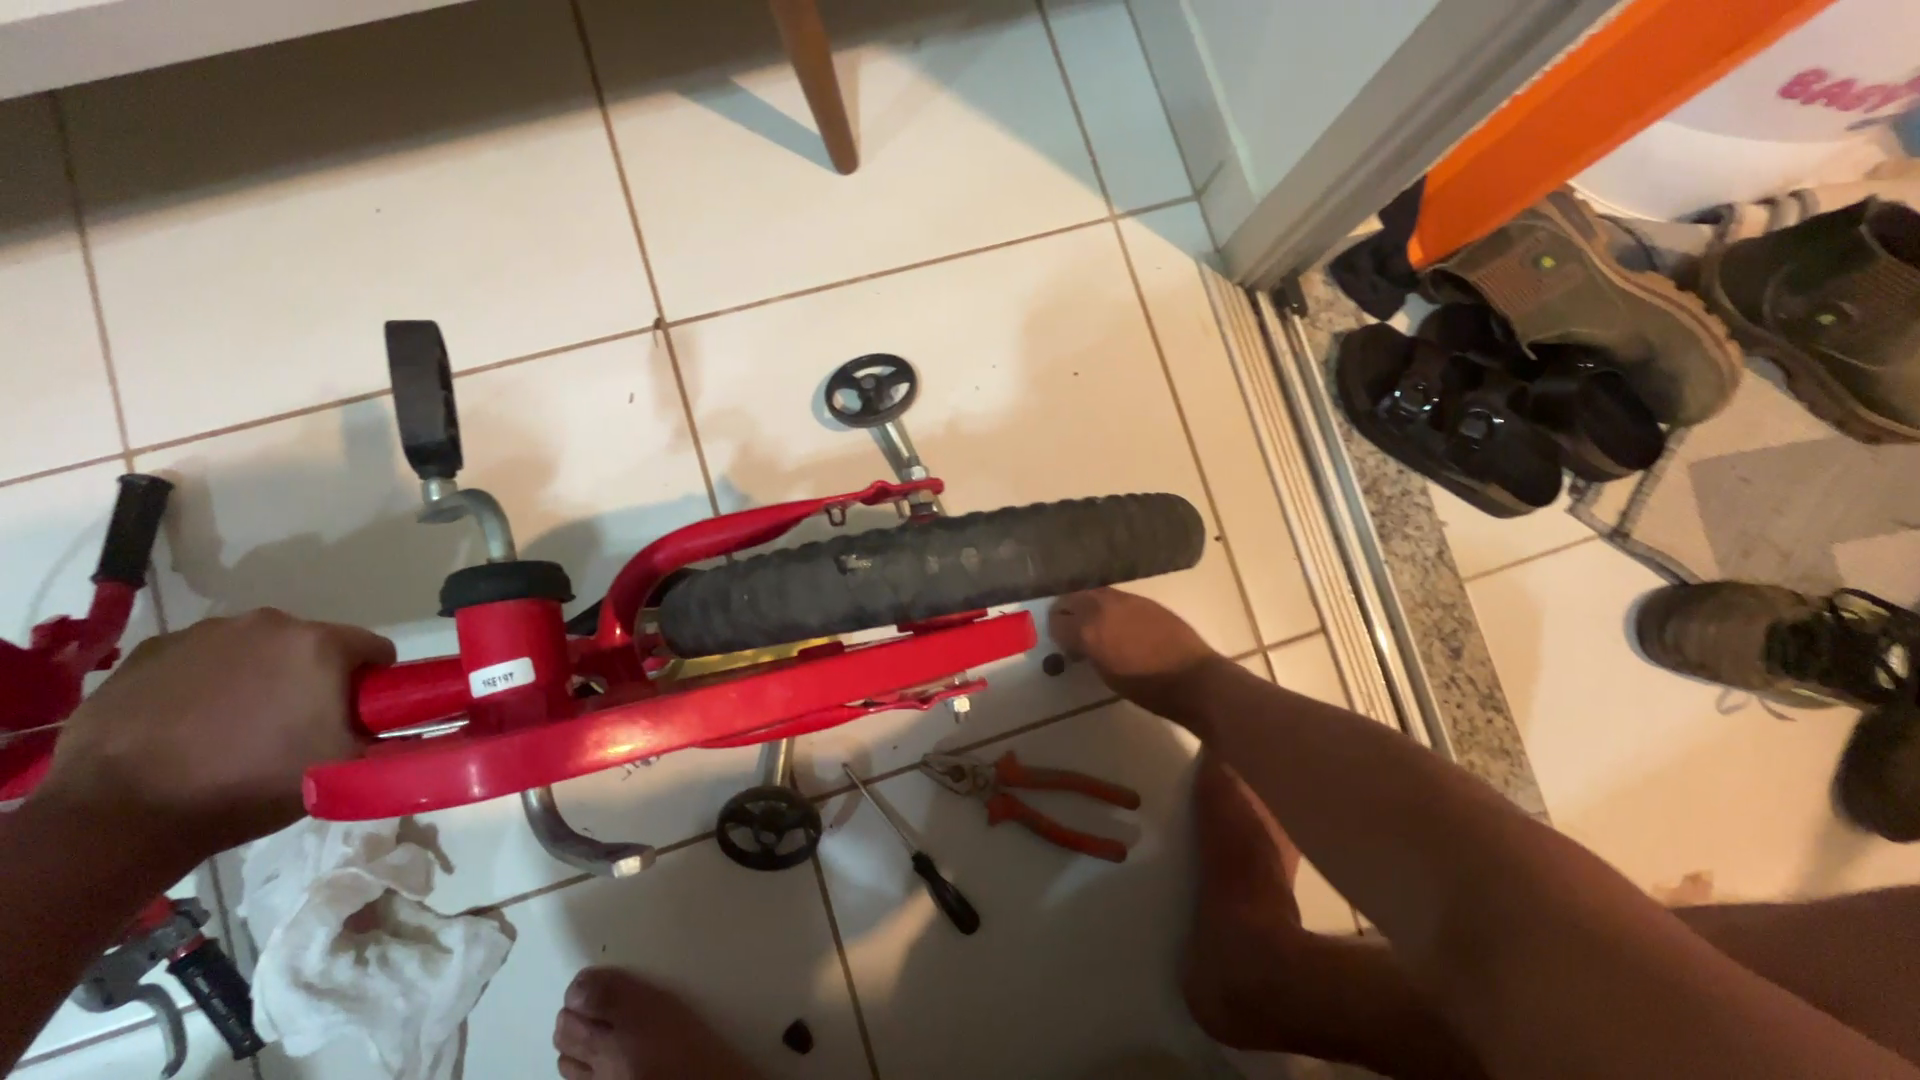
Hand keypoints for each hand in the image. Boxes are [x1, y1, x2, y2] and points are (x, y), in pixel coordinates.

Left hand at [36, 609, 393, 867]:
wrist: (120, 812)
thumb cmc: (249, 785)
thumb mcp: (343, 769)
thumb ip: (393, 742)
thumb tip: (427, 734)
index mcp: (319, 644)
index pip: (375, 650)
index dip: (374, 686)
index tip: (356, 719)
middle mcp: (265, 624)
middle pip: (313, 646)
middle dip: (314, 679)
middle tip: (296, 730)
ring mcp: (199, 634)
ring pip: (255, 650)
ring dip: (260, 678)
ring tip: (235, 731)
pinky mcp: (146, 653)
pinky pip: (199, 660)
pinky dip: (205, 684)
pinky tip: (189, 727)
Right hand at [1048, 589, 1223, 719]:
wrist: (1192, 677)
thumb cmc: (1147, 688)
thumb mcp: (1106, 675)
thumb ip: (1087, 652)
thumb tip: (1080, 644)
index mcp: (1088, 631)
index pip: (1056, 622)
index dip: (1055, 632)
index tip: (1061, 642)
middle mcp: (1101, 608)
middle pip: (1071, 598)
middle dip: (1066, 612)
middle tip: (1069, 627)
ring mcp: (1124, 599)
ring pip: (1093, 592)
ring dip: (1086, 604)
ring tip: (1091, 621)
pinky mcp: (1143, 599)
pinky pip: (1114, 596)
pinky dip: (1107, 604)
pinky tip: (1115, 619)